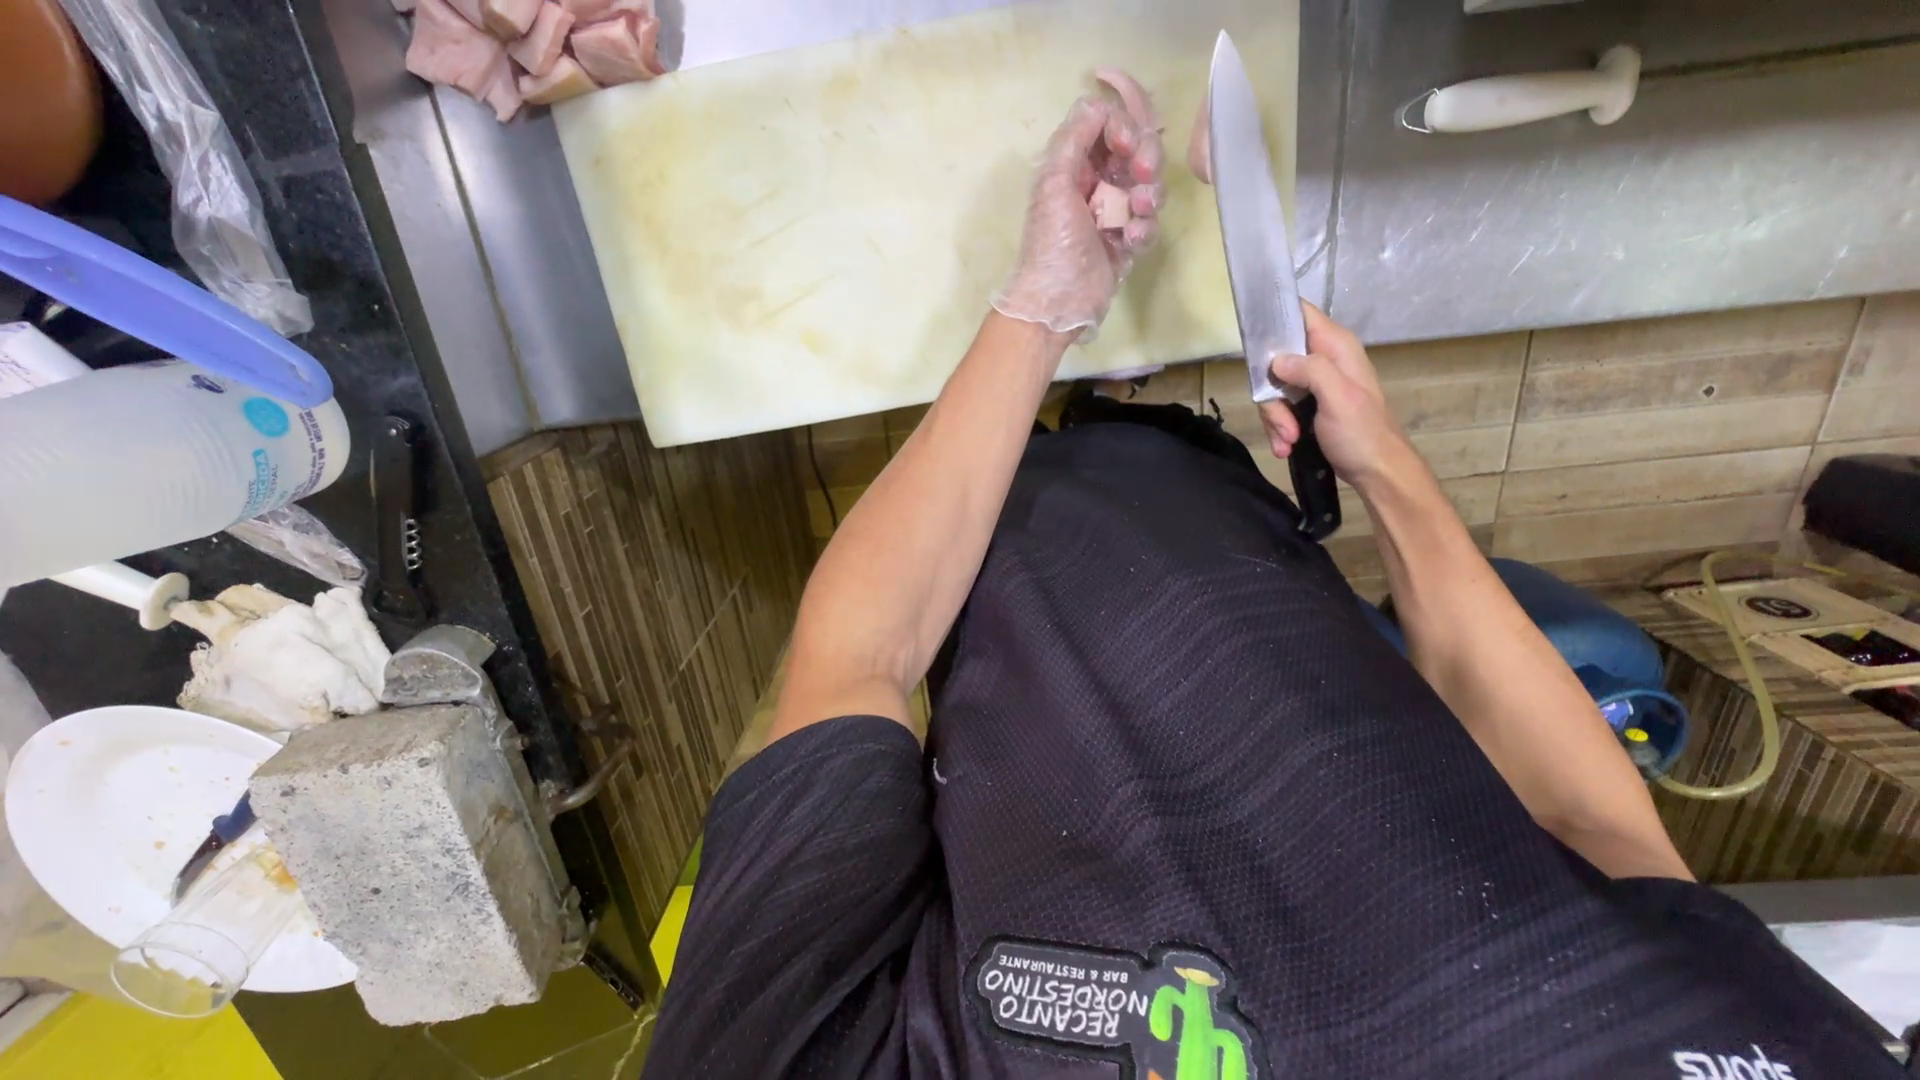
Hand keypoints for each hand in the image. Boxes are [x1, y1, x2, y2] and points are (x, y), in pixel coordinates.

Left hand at [992, 91, 1164, 337]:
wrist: (1058, 303)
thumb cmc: (1051, 244)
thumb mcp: (1053, 183)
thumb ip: (1073, 138)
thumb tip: (1098, 103)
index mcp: (1072, 164)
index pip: (1107, 124)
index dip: (1123, 128)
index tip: (1126, 147)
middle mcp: (1093, 182)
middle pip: (1136, 149)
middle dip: (1146, 160)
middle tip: (1143, 179)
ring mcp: (1112, 212)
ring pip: (1149, 185)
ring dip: (1149, 198)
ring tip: (1134, 218)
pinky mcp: (1125, 240)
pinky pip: (1149, 222)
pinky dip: (1144, 230)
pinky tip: (1129, 243)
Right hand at [1256, 302, 1411, 489]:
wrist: (1377, 472)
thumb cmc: (1362, 434)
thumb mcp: (1339, 398)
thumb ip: (1310, 370)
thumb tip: (1276, 360)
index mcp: (1336, 346)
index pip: (1299, 312)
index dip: (1274, 319)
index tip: (1254, 342)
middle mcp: (1324, 358)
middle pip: (1277, 359)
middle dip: (1272, 394)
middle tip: (1285, 423)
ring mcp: (1315, 382)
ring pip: (1275, 388)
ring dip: (1276, 417)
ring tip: (1289, 440)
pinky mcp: (1308, 404)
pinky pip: (1281, 408)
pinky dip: (1280, 428)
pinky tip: (1287, 445)